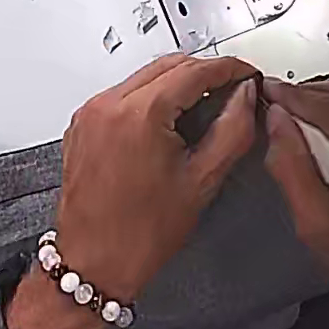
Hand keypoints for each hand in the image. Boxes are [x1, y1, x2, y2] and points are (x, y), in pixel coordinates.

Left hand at [9, 53, 259, 328]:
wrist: (95, 263)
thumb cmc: (139, 234)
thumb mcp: (202, 180)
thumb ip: (233, 129)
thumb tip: (245, 98)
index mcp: (139, 115)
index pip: (195, 71)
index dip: (229, 68)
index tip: (245, 75)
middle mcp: (108, 106)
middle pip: (169, 65)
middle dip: (204, 71)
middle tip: (231, 89)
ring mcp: (91, 113)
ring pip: (145, 75)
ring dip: (177, 82)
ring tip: (204, 105)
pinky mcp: (83, 124)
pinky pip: (124, 93)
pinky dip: (151, 95)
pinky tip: (169, 118)